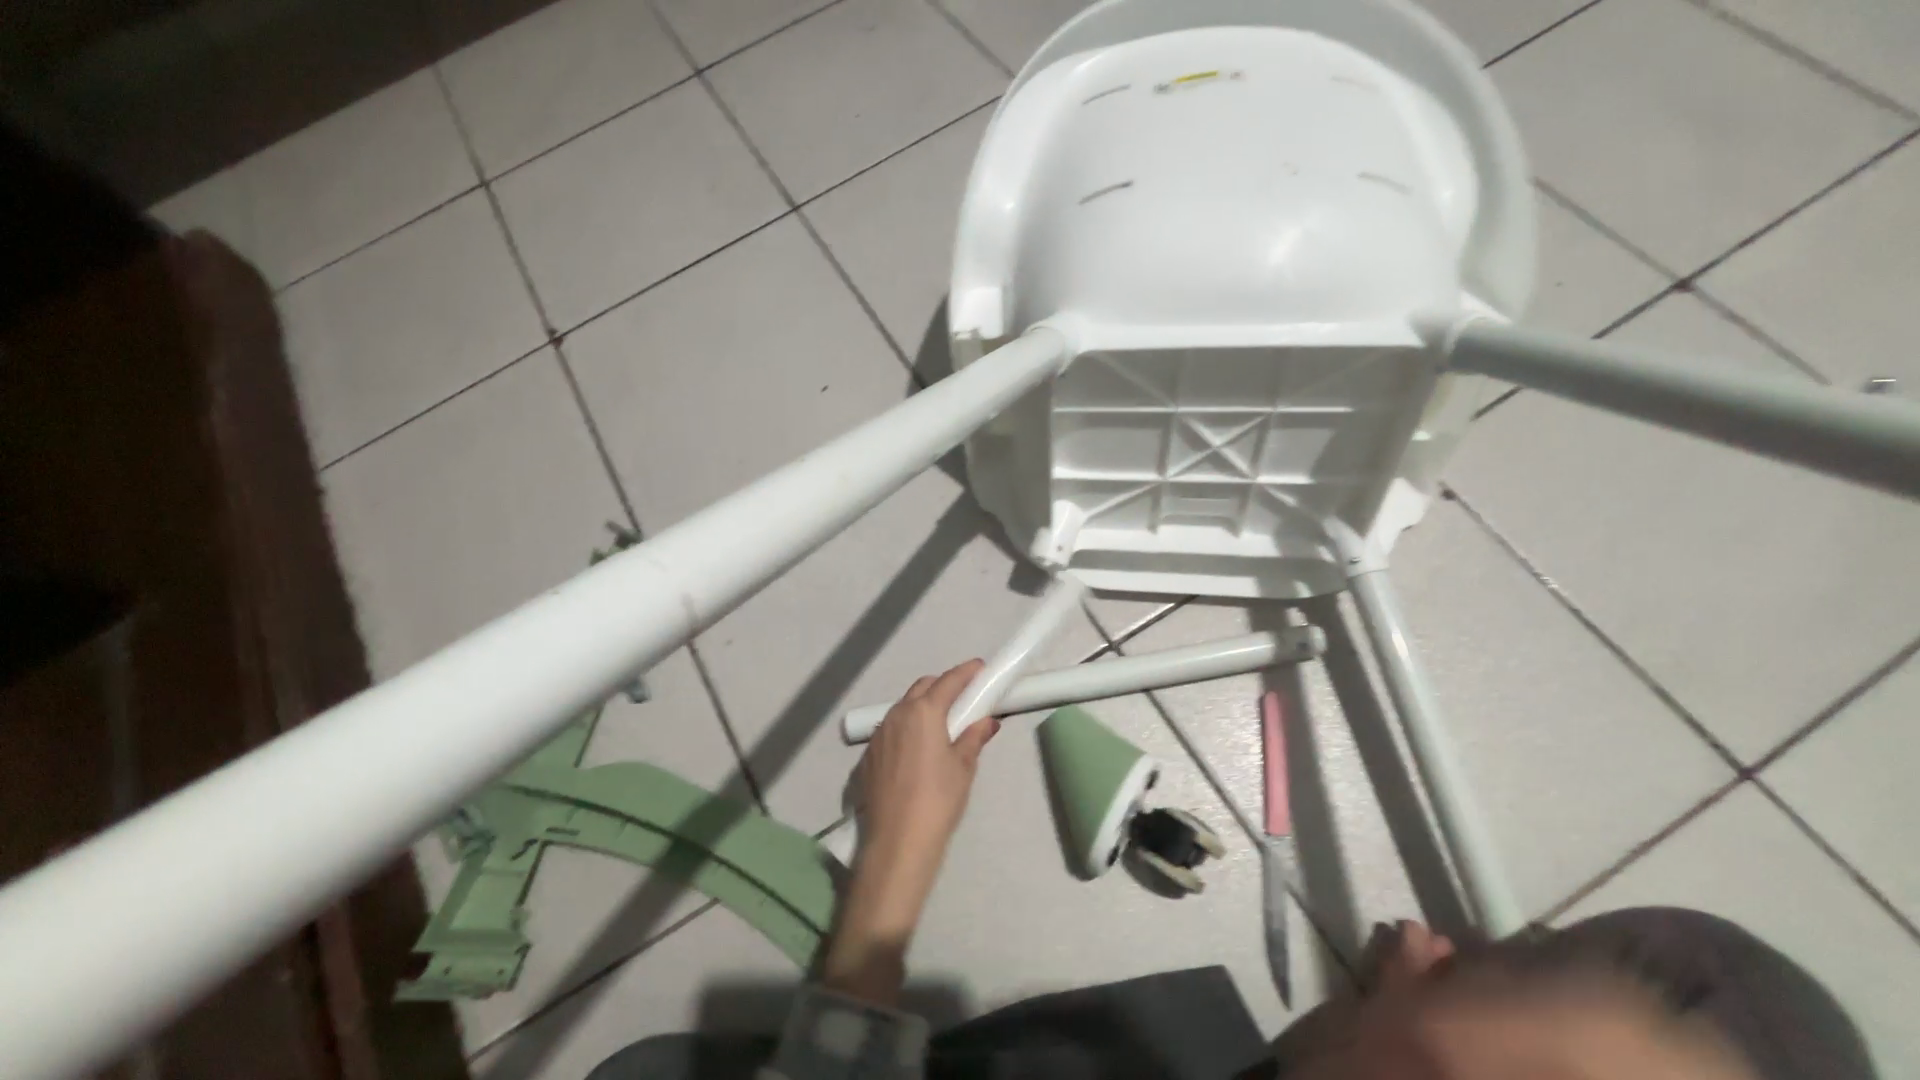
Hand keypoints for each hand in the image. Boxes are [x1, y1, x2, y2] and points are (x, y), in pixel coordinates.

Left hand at [821, 660, 996, 1004]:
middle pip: (922, 688)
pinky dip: (907, 727)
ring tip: (942, 723)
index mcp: (923, 712)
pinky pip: (891, 729)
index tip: (980, 669)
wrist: (897, 841)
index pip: (948, 681)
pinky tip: (919, 749)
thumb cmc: (938, 800)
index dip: (966, 673)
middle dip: (943, 686)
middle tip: (965, 699)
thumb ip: (974, 738)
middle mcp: (897, 715)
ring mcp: (879, 734)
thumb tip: (987, 720)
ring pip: (903, 707)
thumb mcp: (964, 768)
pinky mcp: (868, 755)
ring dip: (923, 706)